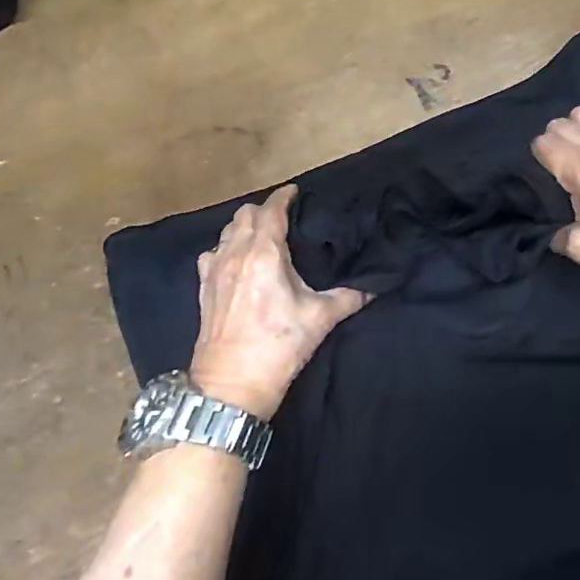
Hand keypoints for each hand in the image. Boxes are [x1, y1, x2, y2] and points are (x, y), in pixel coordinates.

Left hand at [190, 185, 370, 418]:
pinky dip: (225, 248)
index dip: (284, 197)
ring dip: (242, 227)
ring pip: (224, 233)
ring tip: (262, 235)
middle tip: (284, 216)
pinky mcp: (203, 291)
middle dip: (263, 211)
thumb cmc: (278, 346)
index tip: (296, 191)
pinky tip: (236, 262)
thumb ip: (349, 297)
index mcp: (264, 254)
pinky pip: (211, 255)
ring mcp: (214, 273)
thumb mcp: (321, 318)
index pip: (270, 212)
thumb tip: (376, 287)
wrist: (231, 387)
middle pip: (242, 216)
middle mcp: (235, 256)